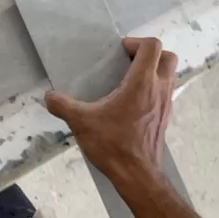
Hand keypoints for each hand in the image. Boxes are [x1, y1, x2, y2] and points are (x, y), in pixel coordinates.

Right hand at [46, 37, 176, 188]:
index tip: (119, 52)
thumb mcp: (81, 123)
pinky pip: (165, 93)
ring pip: (170, 75)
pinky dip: (154, 88)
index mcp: (141, 83)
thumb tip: (48, 97)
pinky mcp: (165, 118)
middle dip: (149, 53)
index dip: (136, 42)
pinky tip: (133, 102)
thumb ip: (62, 106)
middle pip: (167, 57)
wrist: (137, 175)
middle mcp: (159, 89)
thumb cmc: (112, 145)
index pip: (152, 46)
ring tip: (129, 80)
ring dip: (153, 70)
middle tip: (128, 61)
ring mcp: (166, 104)